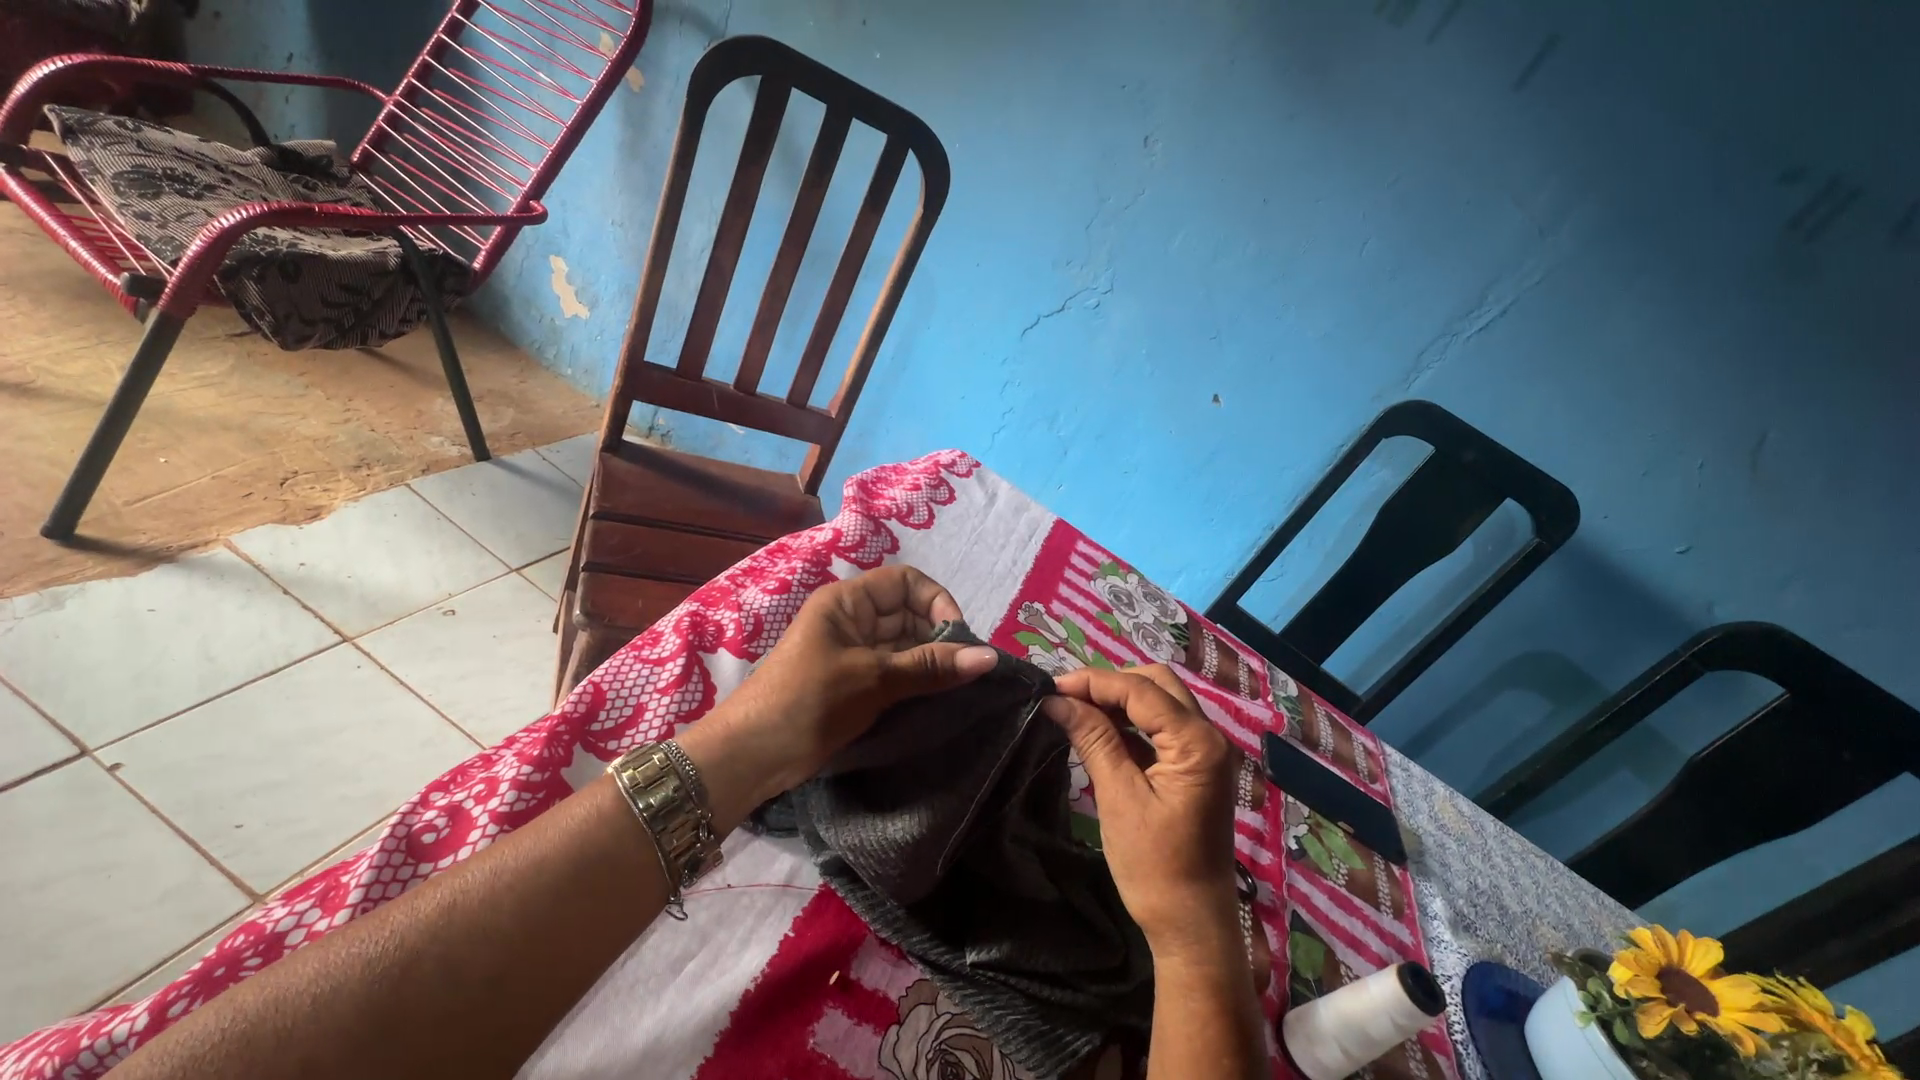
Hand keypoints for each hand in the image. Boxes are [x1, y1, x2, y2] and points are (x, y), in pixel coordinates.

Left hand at [678, 565, 998, 824]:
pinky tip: (937, 701)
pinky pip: (894, 673)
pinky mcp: (852, 686)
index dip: (937, 602)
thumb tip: (991, 657)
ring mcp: (851, 654)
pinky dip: (916, 682)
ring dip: (931, 663)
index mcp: (847, 602)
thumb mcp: (874, 680)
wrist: (751, 757)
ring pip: (904, 646)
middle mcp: (851, 621)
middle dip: (940, 637)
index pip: (906, 582)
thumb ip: (931, 666)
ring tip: (959, 688)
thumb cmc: (809, 703)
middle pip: (909, 614)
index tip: (960, 639)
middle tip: (967, 671)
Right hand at [1042, 665, 1240, 963]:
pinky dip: (1132, 722)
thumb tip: (1057, 699)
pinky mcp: (1197, 768)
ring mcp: (1207, 753)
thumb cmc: (1154, 866)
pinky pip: (1163, 728)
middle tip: (1065, 696)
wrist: (1190, 924)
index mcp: (1197, 743)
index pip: (1141, 690)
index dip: (1094, 682)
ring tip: (1075, 708)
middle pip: (1157, 684)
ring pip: (1162, 702)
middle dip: (1110, 684)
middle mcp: (1211, 737)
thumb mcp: (1117, 797)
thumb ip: (1093, 739)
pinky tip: (1100, 729)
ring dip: (1120, 700)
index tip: (1051, 686)